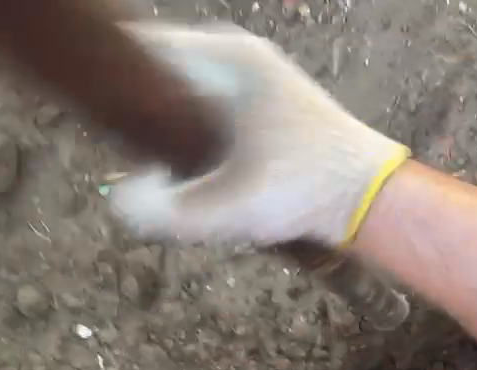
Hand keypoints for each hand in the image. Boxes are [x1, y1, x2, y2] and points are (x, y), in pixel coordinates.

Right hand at [110, 23, 409, 247]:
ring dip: (168, 135)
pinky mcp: (260, 100)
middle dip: (144, 123)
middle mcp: (235, 54)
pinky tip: (198, 174)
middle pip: (158, 75)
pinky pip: (204, 109)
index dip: (116, 93)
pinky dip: (193, 138)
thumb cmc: (300, 196)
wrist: (364, 199)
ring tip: (171, 176)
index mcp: (224, 58)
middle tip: (147, 170)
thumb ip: (162, 211)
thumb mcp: (225, 212)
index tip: (112, 138)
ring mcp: (250, 74)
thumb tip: (118, 196)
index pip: (140, 50)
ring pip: (181, 96)